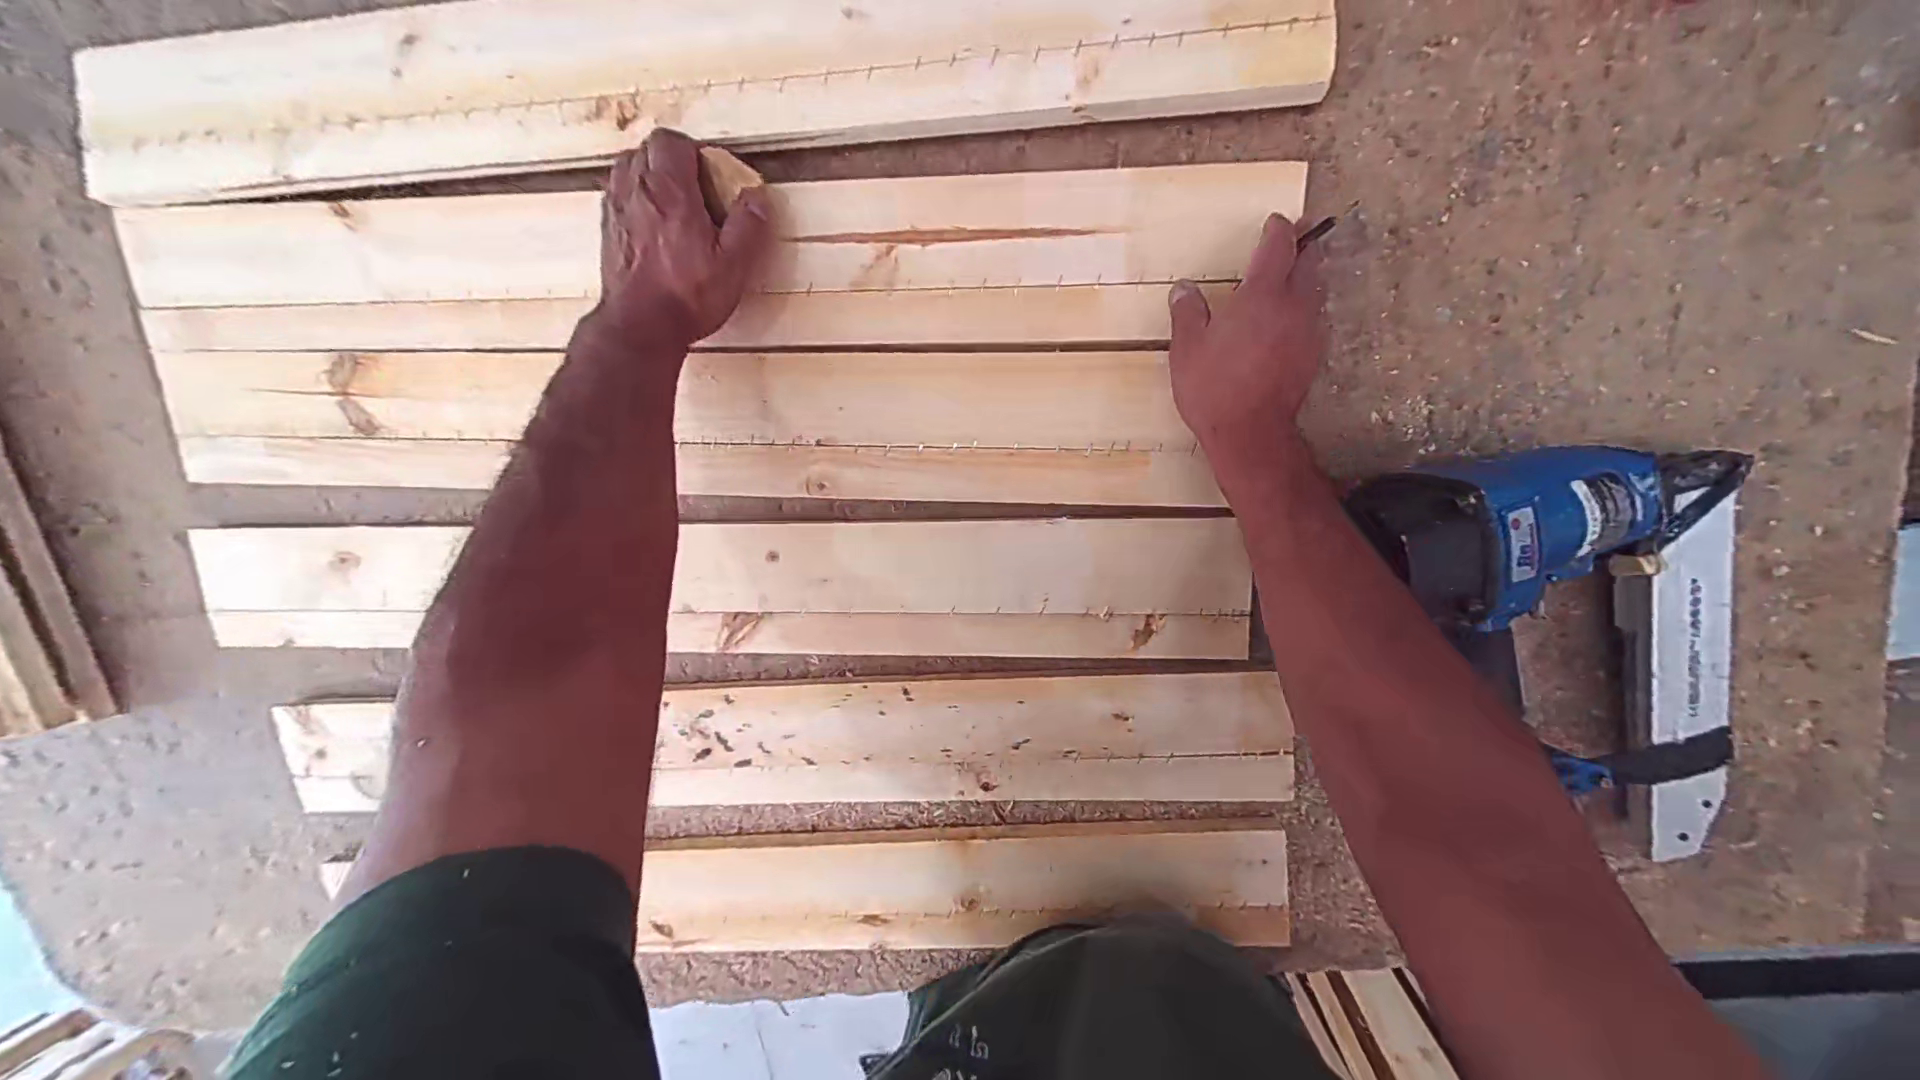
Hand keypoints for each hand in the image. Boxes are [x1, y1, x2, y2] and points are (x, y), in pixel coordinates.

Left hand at [589, 129, 773, 346]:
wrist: (642, 325)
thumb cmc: (686, 297)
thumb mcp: (733, 265)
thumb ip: (748, 226)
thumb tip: (758, 197)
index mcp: (670, 191)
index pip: (672, 141)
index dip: (695, 152)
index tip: (714, 176)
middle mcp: (637, 191)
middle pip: (647, 149)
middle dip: (673, 161)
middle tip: (698, 190)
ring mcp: (616, 208)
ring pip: (628, 168)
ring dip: (652, 176)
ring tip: (676, 206)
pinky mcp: (607, 229)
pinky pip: (619, 194)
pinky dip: (637, 198)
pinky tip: (657, 227)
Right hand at [1168, 212, 1327, 473]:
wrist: (1250, 433)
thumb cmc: (1214, 389)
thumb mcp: (1187, 350)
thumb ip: (1188, 313)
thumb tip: (1183, 290)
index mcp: (1261, 296)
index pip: (1278, 247)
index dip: (1278, 230)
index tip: (1275, 222)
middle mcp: (1293, 306)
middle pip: (1308, 262)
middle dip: (1301, 246)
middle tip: (1293, 236)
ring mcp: (1308, 331)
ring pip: (1315, 289)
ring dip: (1306, 276)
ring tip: (1291, 276)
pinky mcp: (1313, 354)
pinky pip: (1313, 318)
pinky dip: (1304, 308)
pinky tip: (1287, 320)